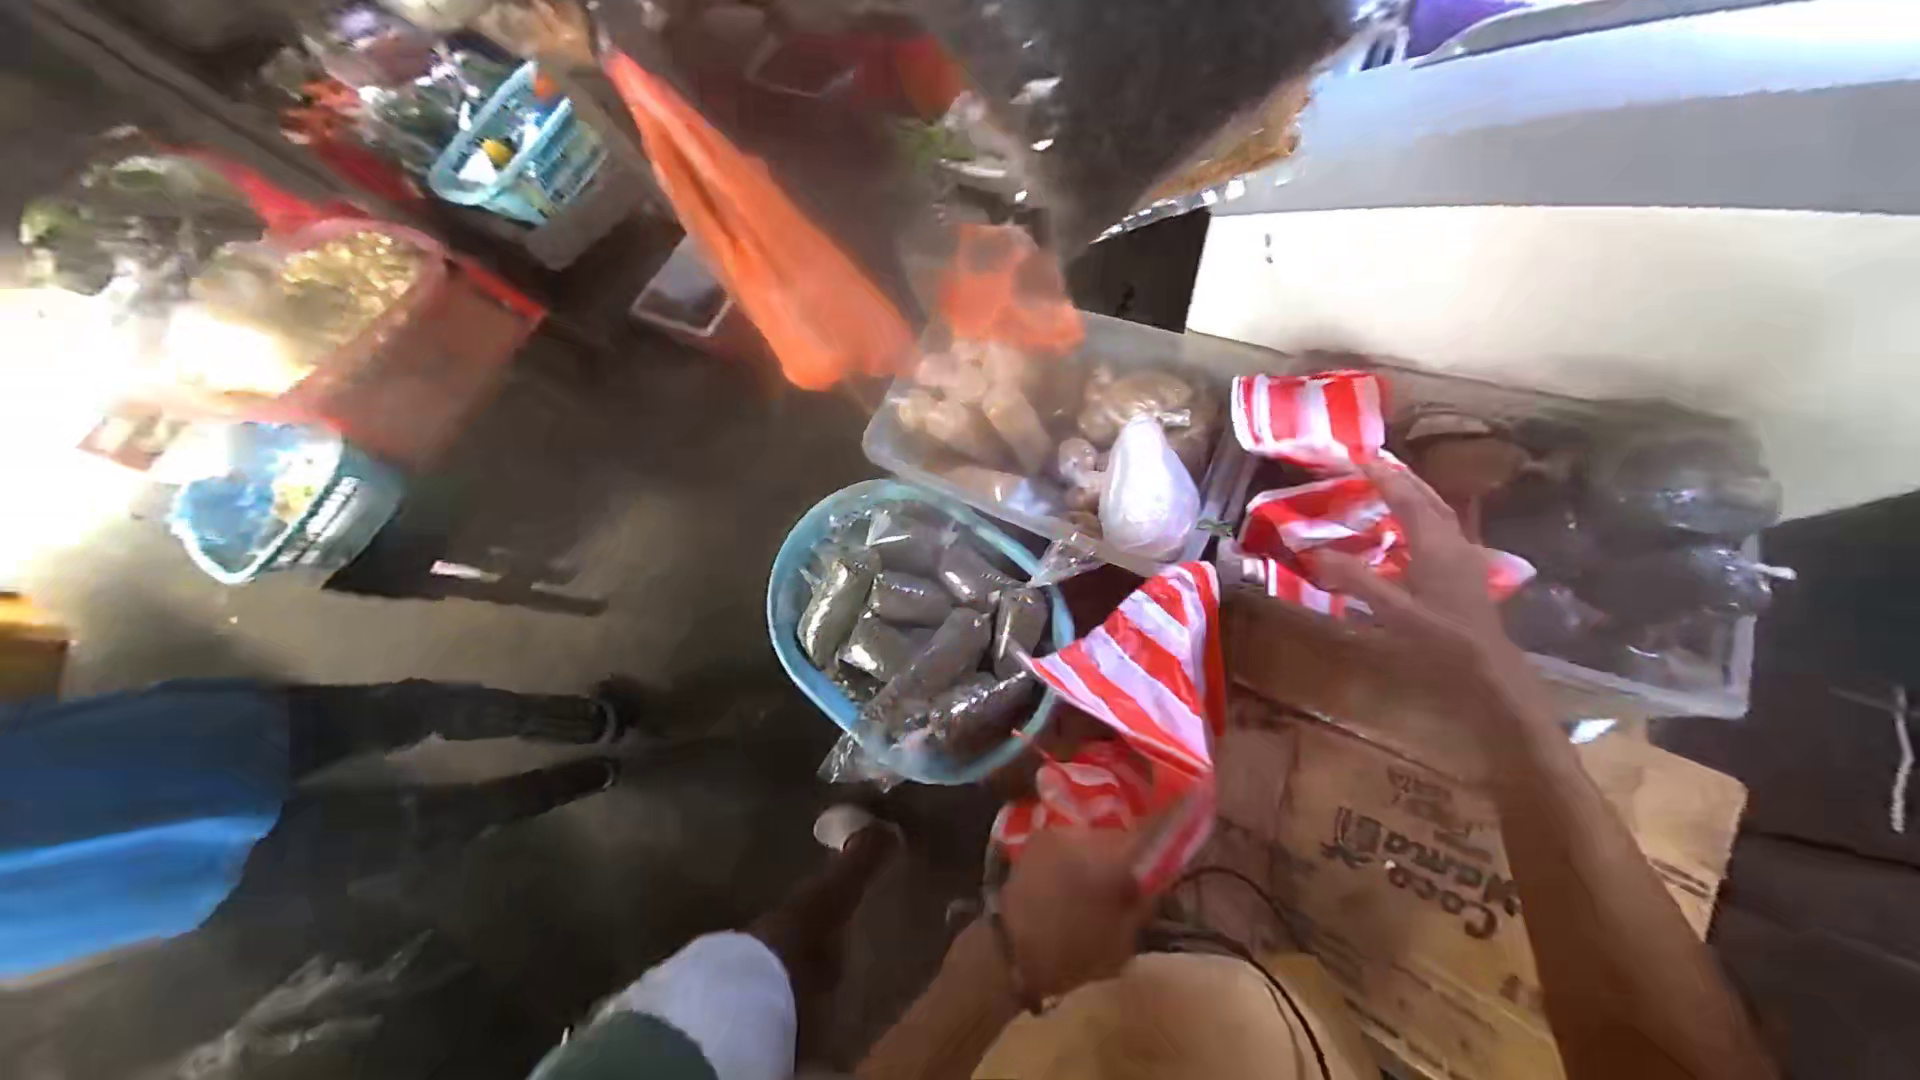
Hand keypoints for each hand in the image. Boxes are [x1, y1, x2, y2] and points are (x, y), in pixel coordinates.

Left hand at [996, 825, 1154, 999]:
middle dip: (1130, 851)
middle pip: (1121, 834)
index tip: (1176, 835)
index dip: (1166, 831)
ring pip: (1095, 835)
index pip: (1149, 832)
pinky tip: (1077, 874)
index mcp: (1111, 859)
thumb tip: (1156, 877)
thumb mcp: (1123, 939)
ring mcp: (1059, 832)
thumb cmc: (1074, 954)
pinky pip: (1072, 838)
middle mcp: (1085, 835)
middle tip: (1134, 876)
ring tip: (1101, 878)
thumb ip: (1143, 901)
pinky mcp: (1039, 837)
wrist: (1012, 950)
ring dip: (1102, 851)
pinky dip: (1080, 852)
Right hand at [1310, 461, 1512, 663]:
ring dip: (1413, 493)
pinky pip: (1440, 527)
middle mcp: (1452, 542)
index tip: (1358, 458)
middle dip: (1401, 478)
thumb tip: (1315, 552)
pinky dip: (1420, 514)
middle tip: (1372, 465)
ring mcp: (1463, 554)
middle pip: (1428, 498)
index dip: (1382, 478)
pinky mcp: (1464, 568)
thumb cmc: (1440, 637)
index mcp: (1435, 545)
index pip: (1406, 500)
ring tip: (1387, 485)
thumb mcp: (1392, 609)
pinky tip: (1405, 526)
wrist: (1487, 666)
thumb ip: (1355, 578)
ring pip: (1438, 511)